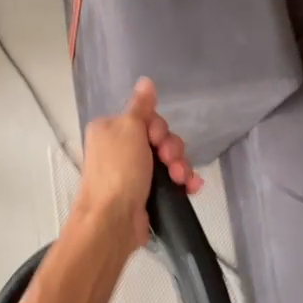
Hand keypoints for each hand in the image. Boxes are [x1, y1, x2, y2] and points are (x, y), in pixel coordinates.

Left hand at [69, 78, 200, 255]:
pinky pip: (172, 181)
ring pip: (169, 160)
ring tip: (181, 179)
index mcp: (111, 130)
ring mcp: (134, 173)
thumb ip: (141, 106)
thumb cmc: (118, 170)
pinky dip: (183, 182)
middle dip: (172, 149)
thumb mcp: (129, 129)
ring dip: (180, 166)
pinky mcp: (147, 194)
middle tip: (169, 161)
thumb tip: (146, 81)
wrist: (112, 221)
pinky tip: (191, 187)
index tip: (155, 139)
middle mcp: (121, 149)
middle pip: (160, 138)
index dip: (157, 127)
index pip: (145, 118)